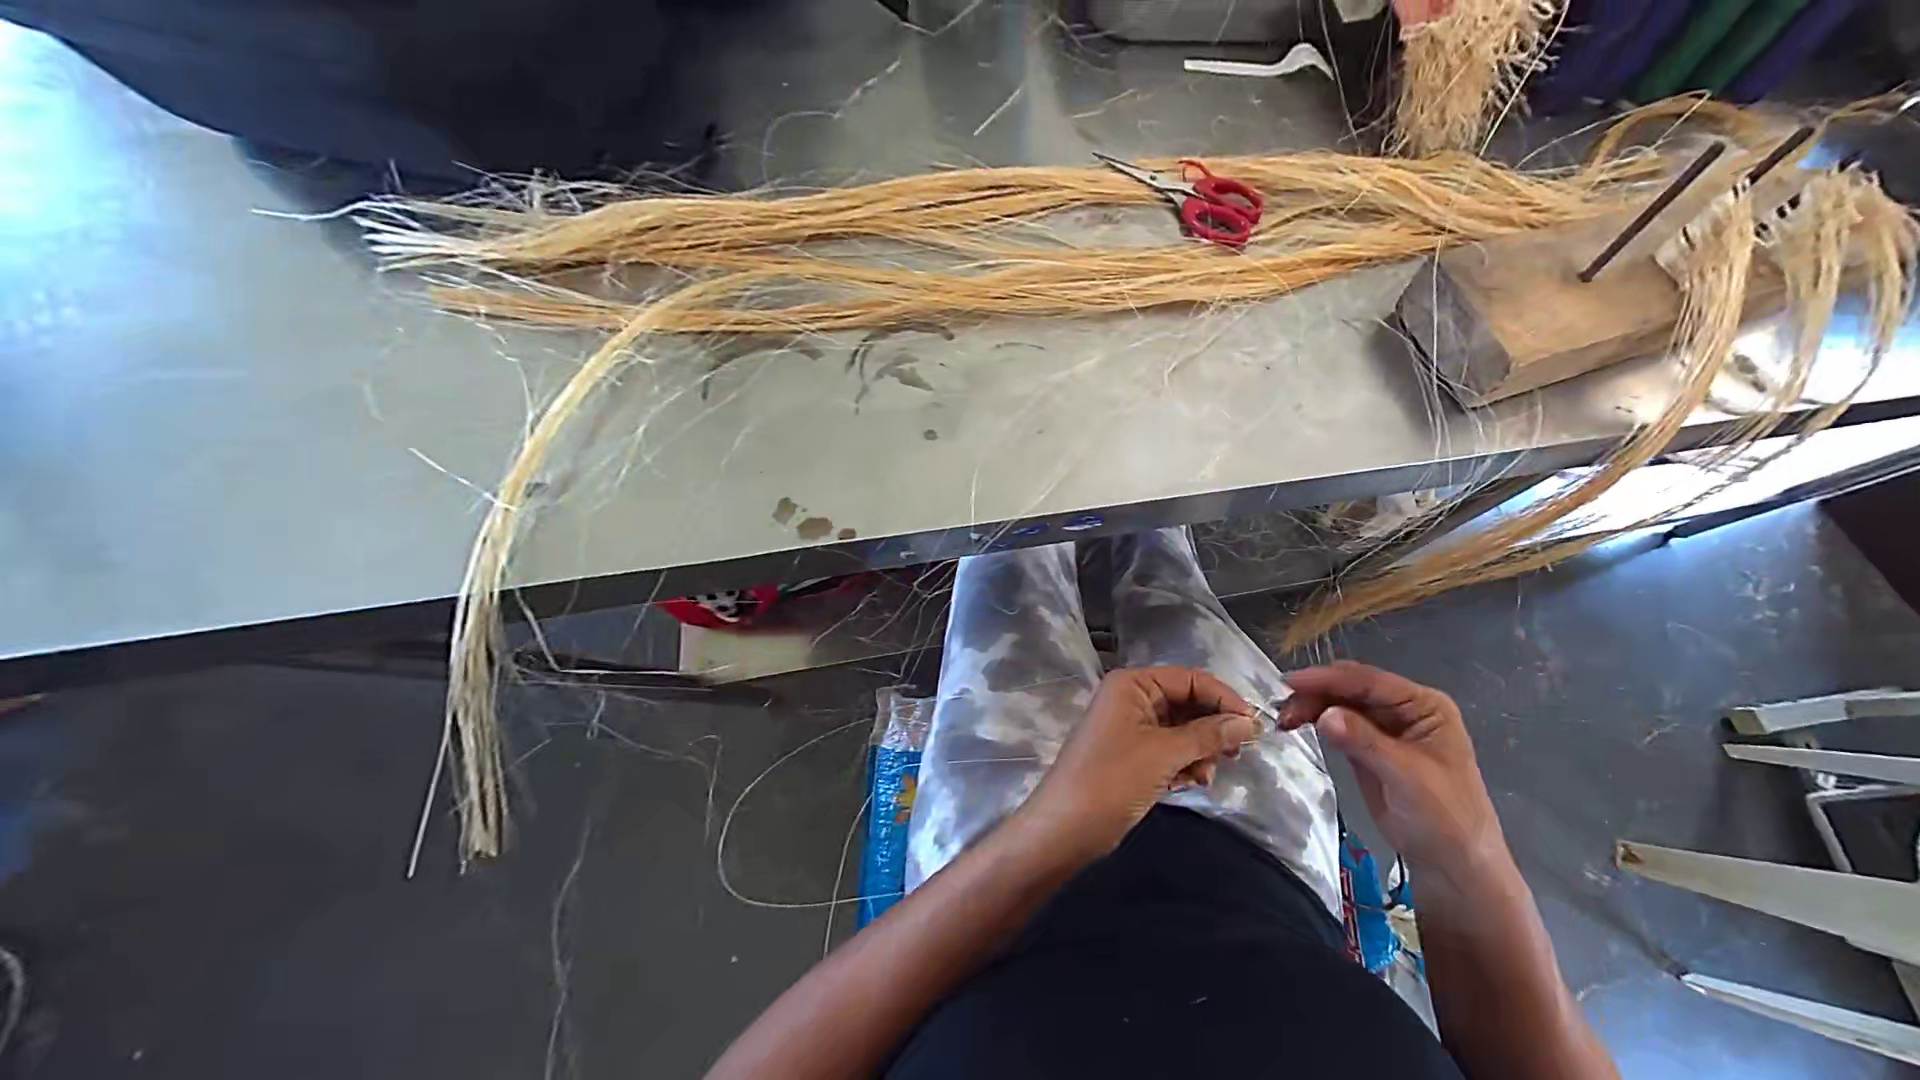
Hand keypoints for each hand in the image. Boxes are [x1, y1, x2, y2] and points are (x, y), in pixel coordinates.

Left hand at [1015, 667, 1258, 862]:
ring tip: (1202, 775)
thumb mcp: (1164, 753)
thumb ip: (1208, 735)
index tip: (1254, 726)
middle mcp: (1132, 699)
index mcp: (1132, 684)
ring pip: (1183, 730)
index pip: (1189, 678)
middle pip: (1188, 703)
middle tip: (1235, 755)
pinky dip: (1186, 764)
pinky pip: (1172, 750)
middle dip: (1212, 728)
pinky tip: (1190, 782)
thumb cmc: (1112, 779)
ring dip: (1200, 751)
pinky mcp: (1134, 756)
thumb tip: (1248, 723)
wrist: (1067, 827)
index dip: (1223, 698)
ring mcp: (1132, 728)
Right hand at [1279, 661, 1503, 882]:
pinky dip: (1314, 721)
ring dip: (1310, 706)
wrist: (1451, 862)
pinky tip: (1295, 725)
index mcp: (1424, 706)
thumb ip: (1365, 742)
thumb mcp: (1407, 776)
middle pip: (1350, 687)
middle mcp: (1403, 708)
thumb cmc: (1444, 817)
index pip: (1370, 682)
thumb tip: (1324, 715)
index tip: (1291, 682)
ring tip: (1285, 721)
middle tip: (1283, 707)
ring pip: (1337, 702)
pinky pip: (1335, 722)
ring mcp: (1383, 726)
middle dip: (1315, 692)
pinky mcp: (1365, 744)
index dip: (1329, 679)